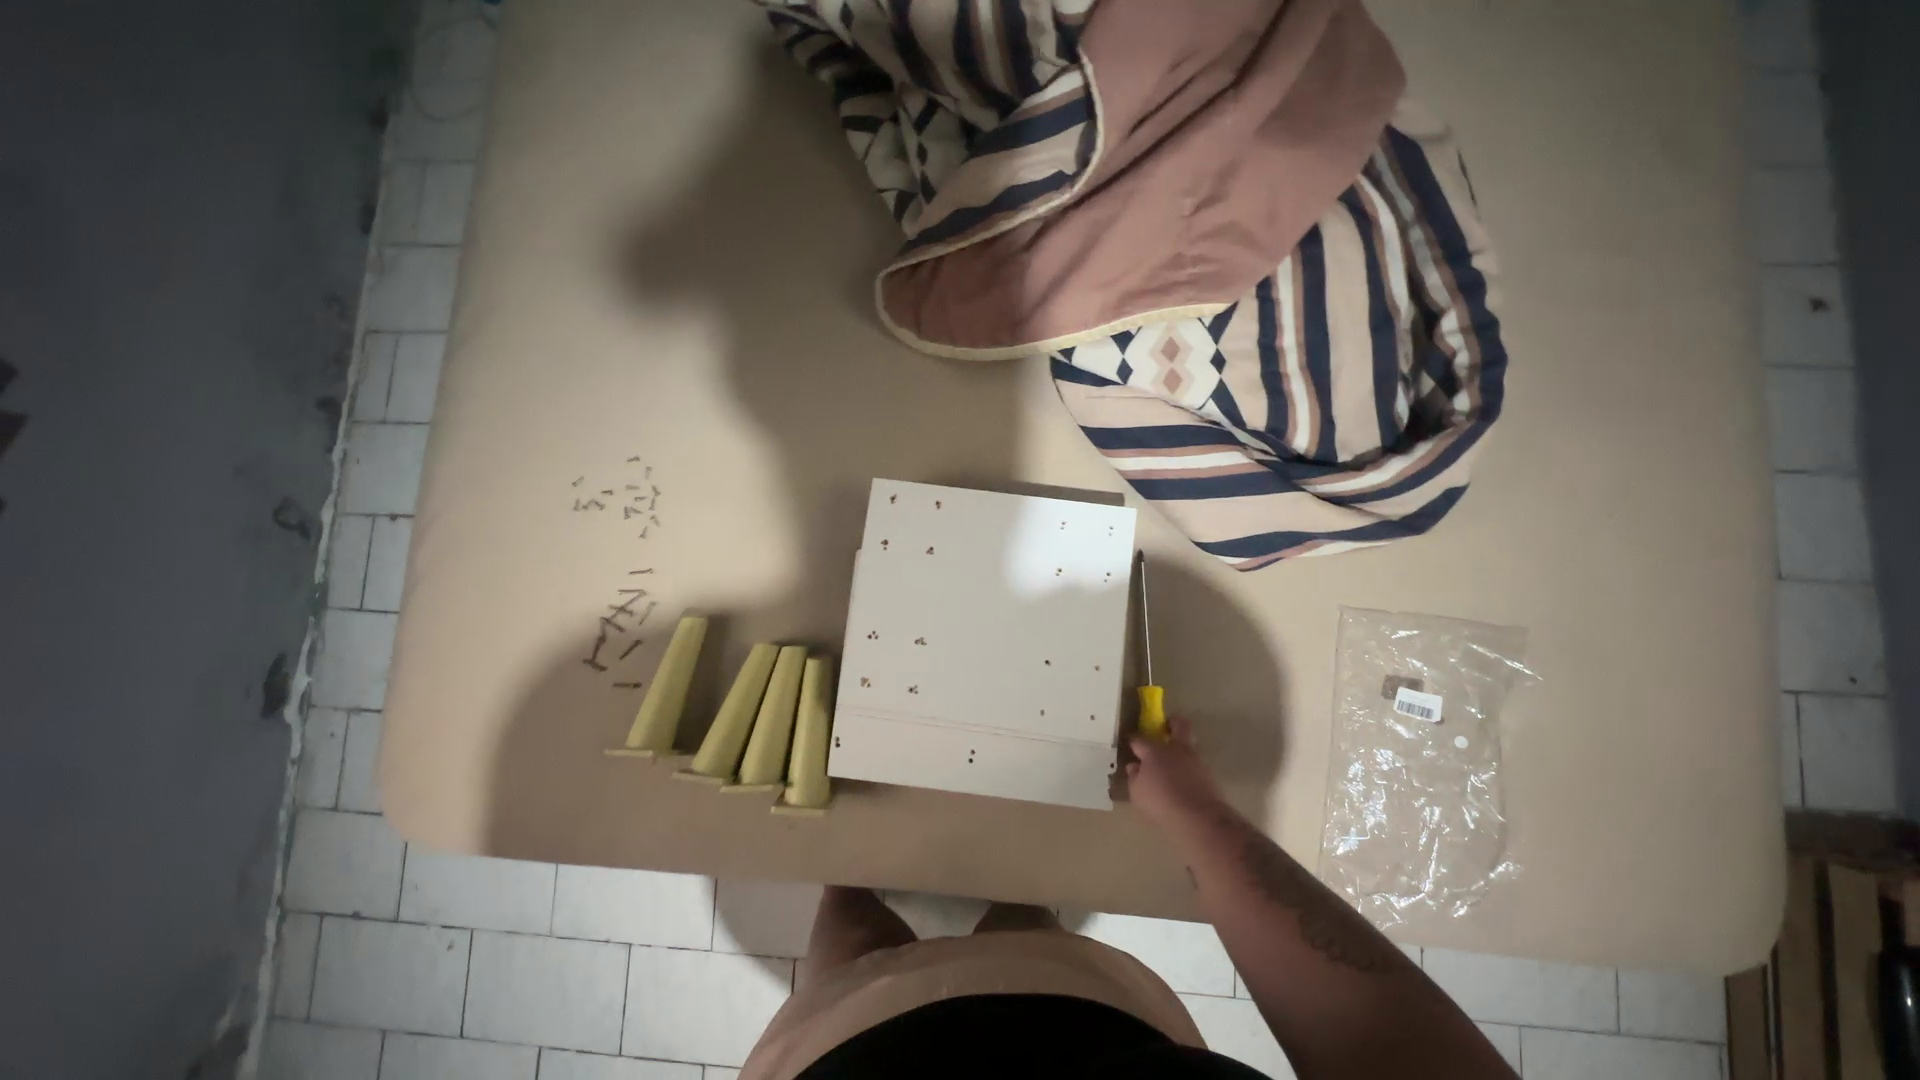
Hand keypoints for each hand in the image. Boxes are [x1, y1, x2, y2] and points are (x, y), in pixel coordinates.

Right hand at [1125, 716, 1233, 835]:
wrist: (1199, 815)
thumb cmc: (1161, 802)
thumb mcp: (1137, 793)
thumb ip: (1134, 777)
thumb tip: (1135, 767)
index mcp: (1155, 751)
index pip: (1140, 739)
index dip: (1133, 740)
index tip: (1130, 743)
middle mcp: (1176, 749)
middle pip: (1179, 725)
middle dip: (1172, 723)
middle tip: (1165, 729)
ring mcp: (1195, 759)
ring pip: (1189, 744)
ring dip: (1181, 748)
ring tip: (1172, 763)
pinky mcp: (1208, 773)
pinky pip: (1195, 764)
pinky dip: (1188, 767)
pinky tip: (1183, 779)